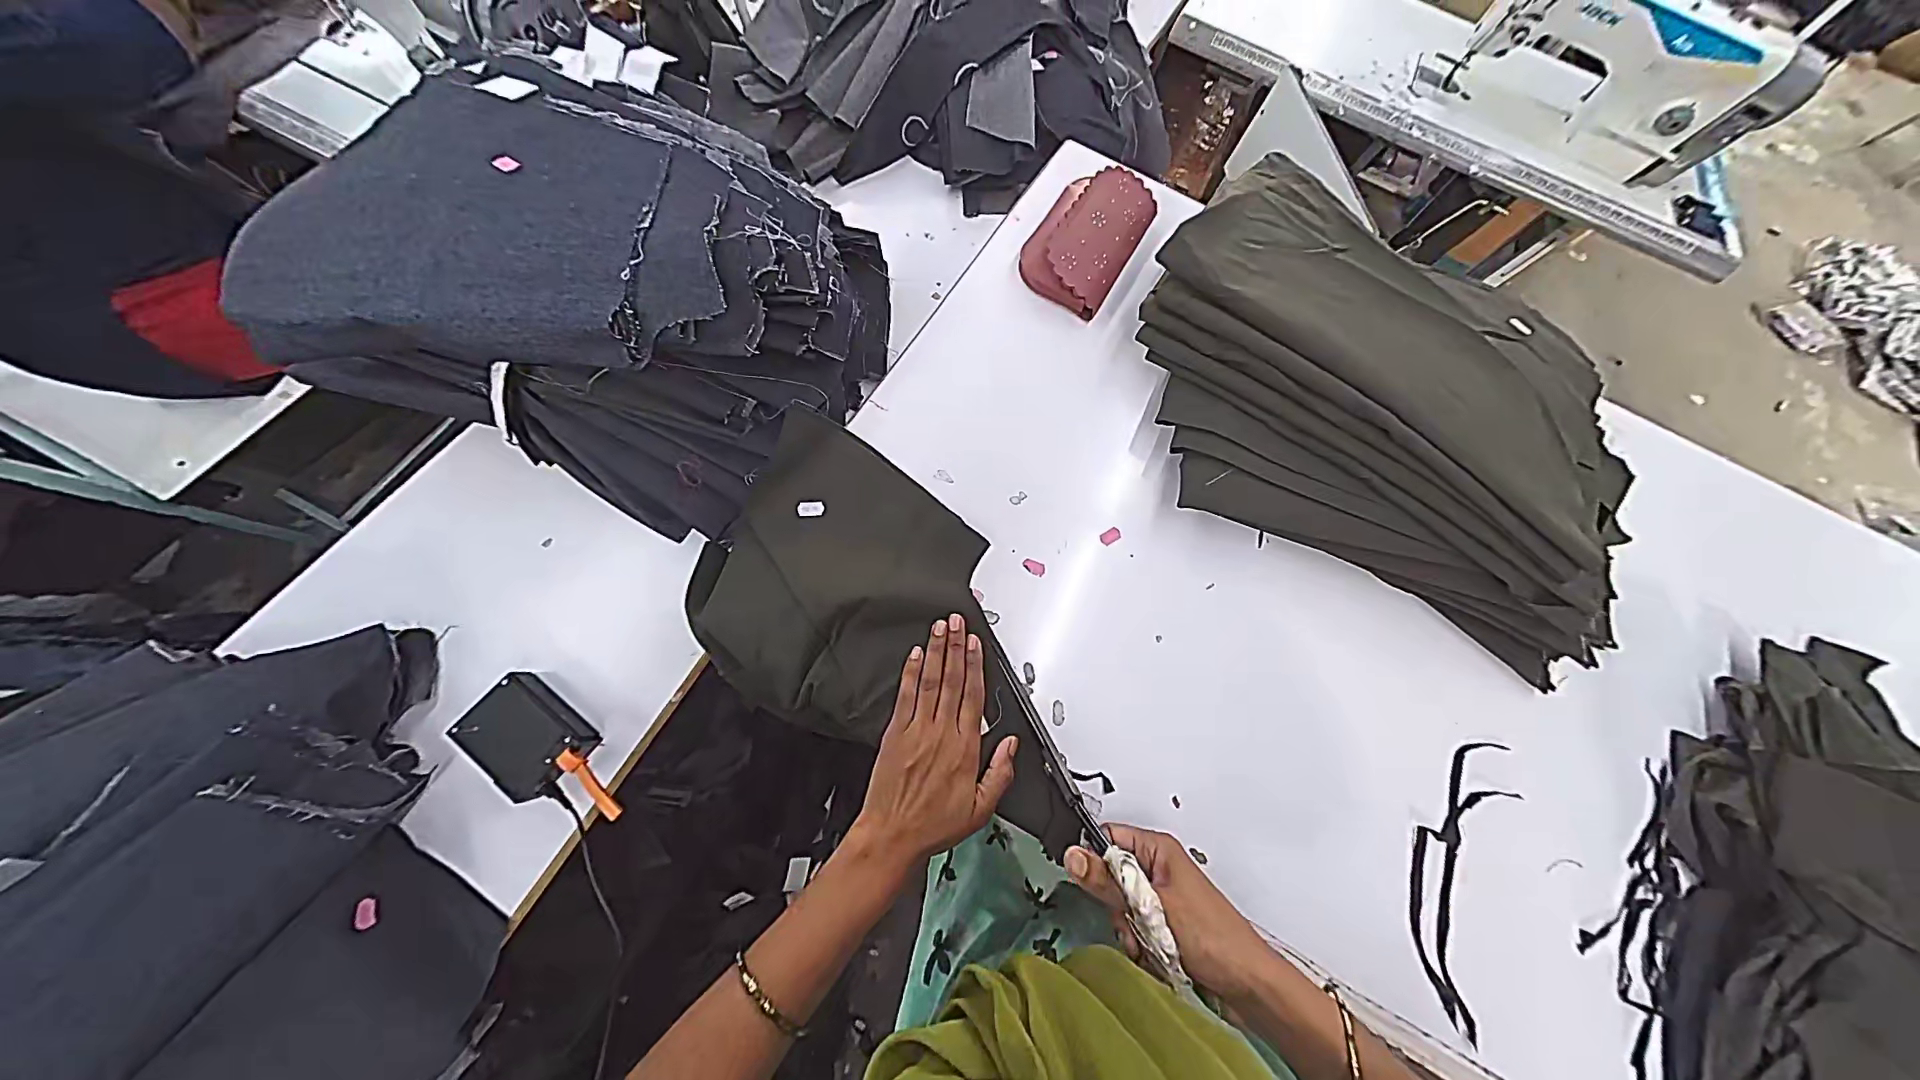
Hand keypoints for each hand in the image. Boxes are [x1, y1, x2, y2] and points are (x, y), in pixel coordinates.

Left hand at [849, 614, 1017, 873]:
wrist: (892, 835)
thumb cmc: (933, 824)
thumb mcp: (981, 809)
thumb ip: (1000, 773)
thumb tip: (1012, 746)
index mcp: (964, 749)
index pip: (973, 697)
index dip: (975, 666)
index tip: (976, 644)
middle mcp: (941, 734)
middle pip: (952, 681)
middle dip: (956, 647)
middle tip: (957, 622)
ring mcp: (916, 731)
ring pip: (930, 682)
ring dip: (936, 652)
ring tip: (939, 628)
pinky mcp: (895, 734)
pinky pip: (905, 697)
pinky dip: (910, 674)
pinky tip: (915, 656)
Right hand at [1065, 824, 1270, 998]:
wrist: (1248, 985)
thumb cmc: (1218, 938)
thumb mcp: (1153, 906)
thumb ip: (1110, 881)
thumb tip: (1075, 857)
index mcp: (1158, 849)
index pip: (1107, 837)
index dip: (1093, 858)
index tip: (1089, 881)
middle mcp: (1159, 869)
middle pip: (1110, 876)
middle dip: (1116, 906)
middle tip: (1133, 918)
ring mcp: (1161, 899)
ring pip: (1120, 908)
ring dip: (1130, 930)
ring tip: (1151, 942)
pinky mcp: (1164, 925)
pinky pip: (1133, 929)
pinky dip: (1139, 945)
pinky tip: (1156, 955)